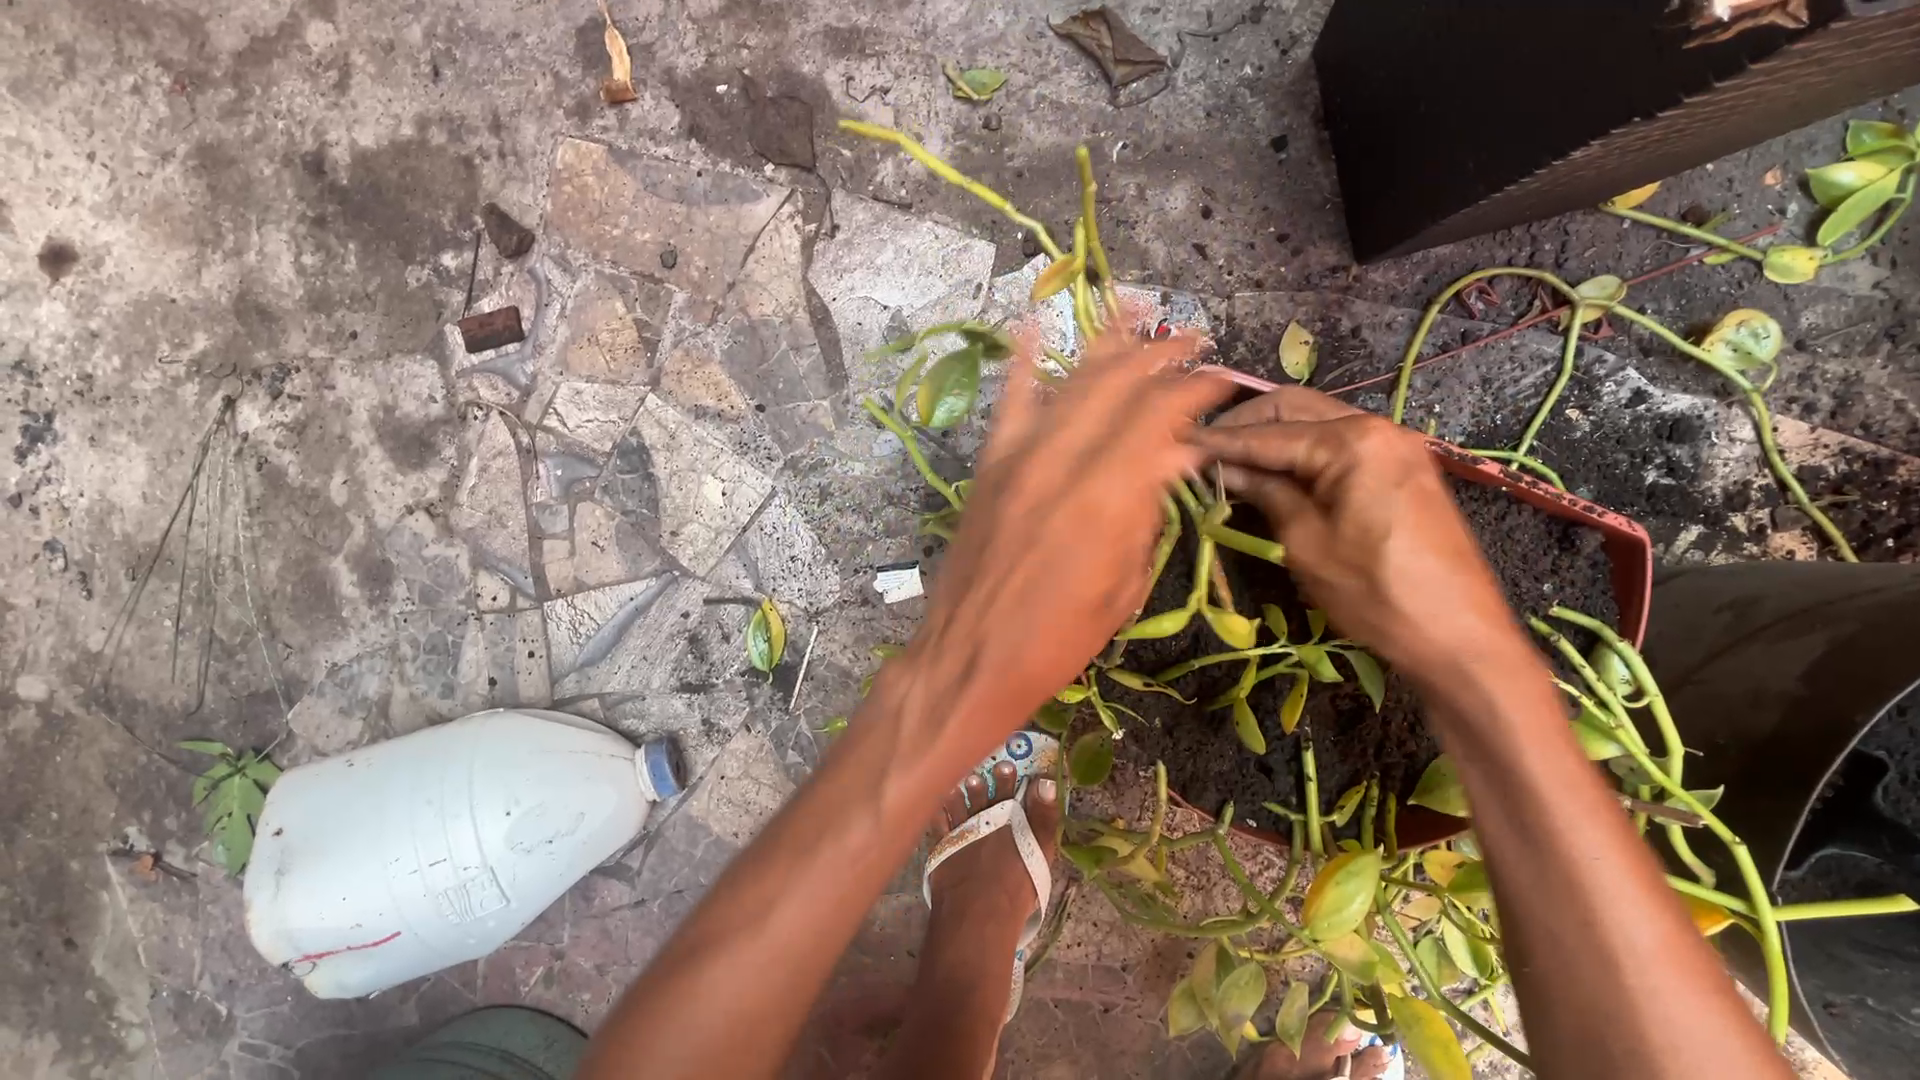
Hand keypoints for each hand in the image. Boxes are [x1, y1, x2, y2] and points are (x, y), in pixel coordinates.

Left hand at [903, 324, 1231, 751]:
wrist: (969, 658)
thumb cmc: (1058, 640)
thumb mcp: (1124, 587)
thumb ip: (1147, 514)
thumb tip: (1177, 458)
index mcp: (1107, 496)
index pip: (1161, 415)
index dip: (1196, 389)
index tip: (1223, 378)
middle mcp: (1062, 461)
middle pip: (1119, 385)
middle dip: (1161, 354)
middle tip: (1192, 340)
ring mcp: (1018, 457)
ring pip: (1069, 383)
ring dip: (1108, 344)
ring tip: (1137, 309)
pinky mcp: (988, 466)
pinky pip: (1008, 402)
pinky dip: (1023, 361)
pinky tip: (1033, 323)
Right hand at [1183, 386, 1524, 678]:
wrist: (1460, 635)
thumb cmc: (1376, 594)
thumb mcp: (1306, 545)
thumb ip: (1267, 494)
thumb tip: (1225, 470)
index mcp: (1352, 442)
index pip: (1267, 434)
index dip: (1218, 442)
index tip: (1176, 446)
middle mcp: (1377, 427)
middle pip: (1294, 407)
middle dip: (1245, 424)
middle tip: (1202, 449)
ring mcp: (1395, 444)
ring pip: (1318, 420)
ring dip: (1273, 434)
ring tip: (1231, 460)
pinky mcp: (1402, 466)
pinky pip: (1341, 441)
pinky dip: (1303, 449)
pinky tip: (1276, 470)